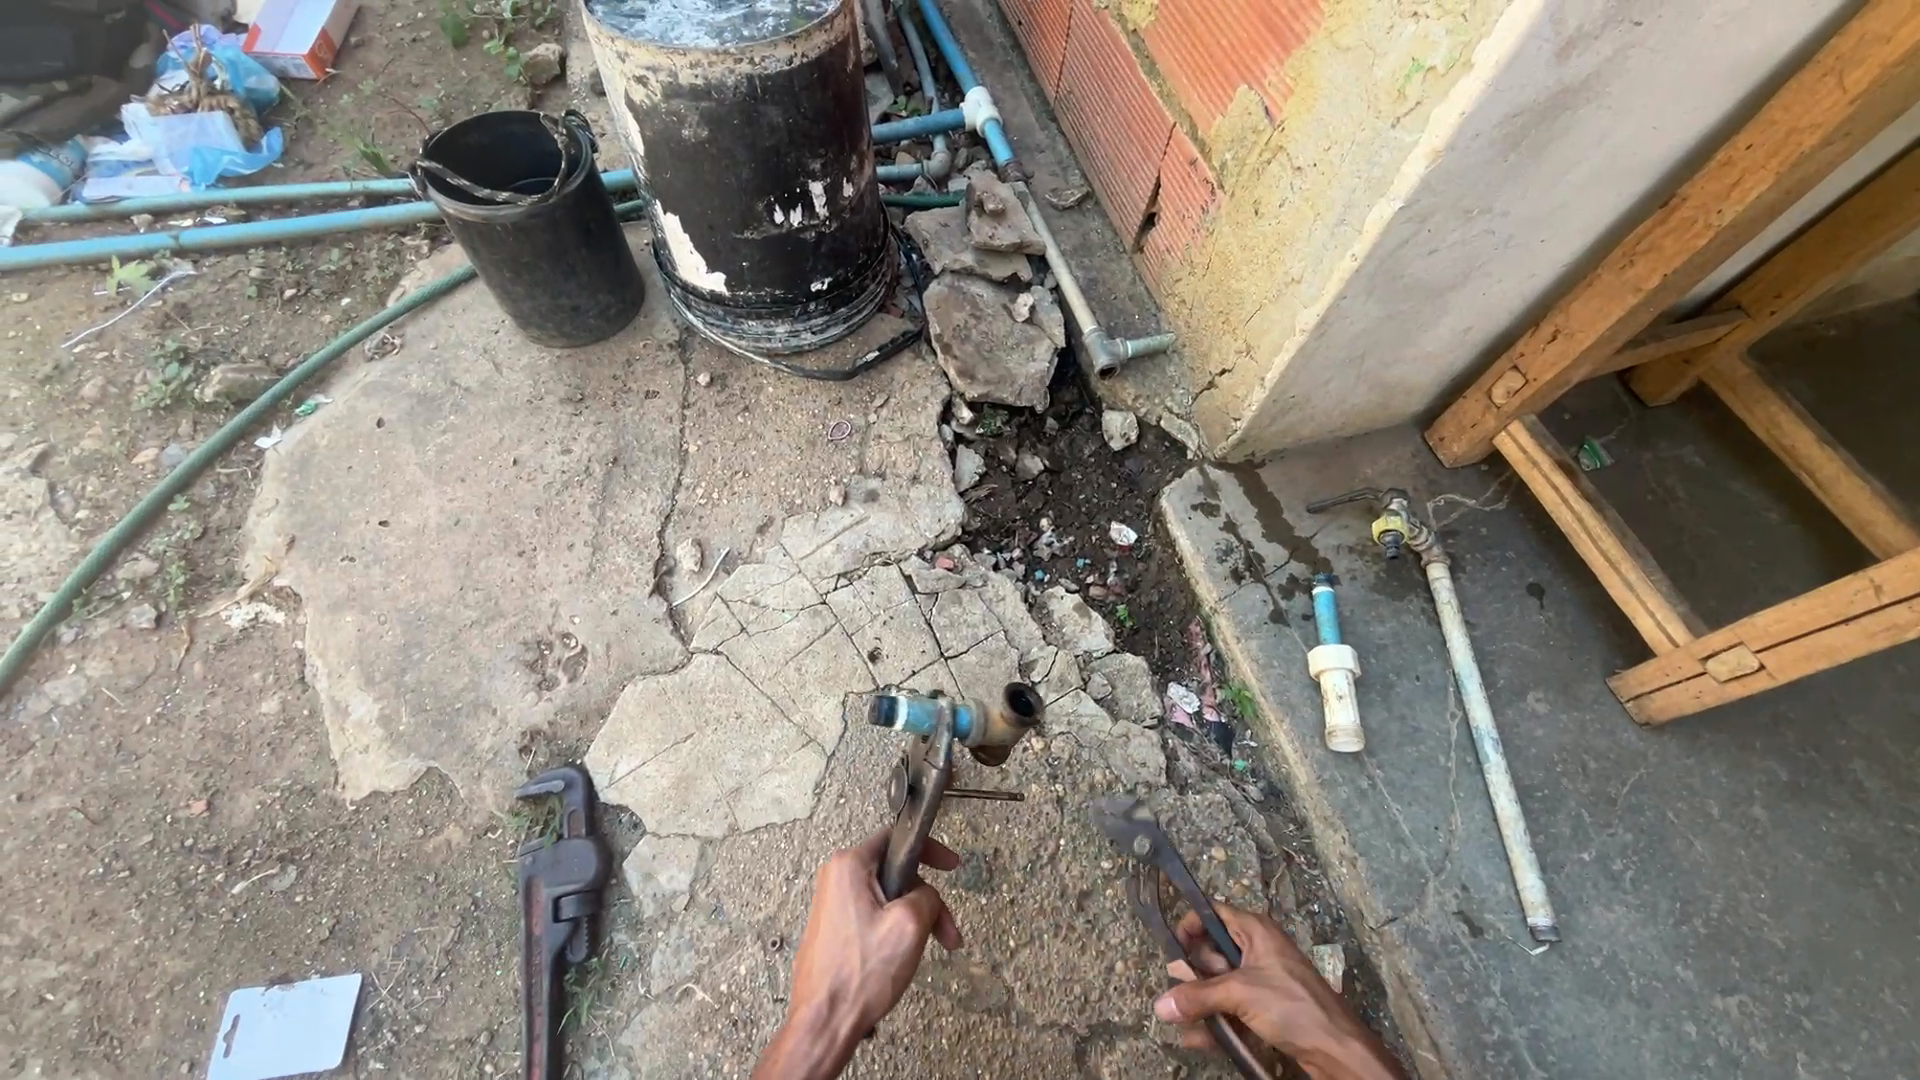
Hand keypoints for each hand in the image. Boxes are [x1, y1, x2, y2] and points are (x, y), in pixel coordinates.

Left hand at [753, 830, 962, 1079]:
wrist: (824, 1023)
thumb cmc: (859, 974)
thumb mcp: (909, 923)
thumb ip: (928, 895)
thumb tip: (926, 895)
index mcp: (849, 865)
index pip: (896, 838)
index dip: (930, 850)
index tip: (950, 864)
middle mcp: (837, 878)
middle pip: (896, 874)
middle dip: (926, 901)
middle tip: (946, 928)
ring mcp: (833, 904)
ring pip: (888, 900)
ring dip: (914, 922)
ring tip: (930, 950)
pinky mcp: (835, 929)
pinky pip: (873, 917)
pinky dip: (895, 932)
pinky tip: (903, 958)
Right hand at [1155, 905, 1402, 1079]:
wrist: (1339, 1050)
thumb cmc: (1291, 1005)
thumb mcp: (1240, 995)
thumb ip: (1198, 997)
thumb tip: (1160, 1005)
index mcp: (1254, 929)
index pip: (1212, 912)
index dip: (1189, 926)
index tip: (1173, 950)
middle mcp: (1256, 948)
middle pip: (1212, 950)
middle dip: (1194, 973)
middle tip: (1182, 989)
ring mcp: (1262, 978)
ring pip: (1221, 982)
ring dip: (1201, 1001)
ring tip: (1183, 1021)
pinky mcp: (1267, 1006)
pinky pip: (1233, 1005)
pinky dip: (1216, 1019)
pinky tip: (1197, 1038)